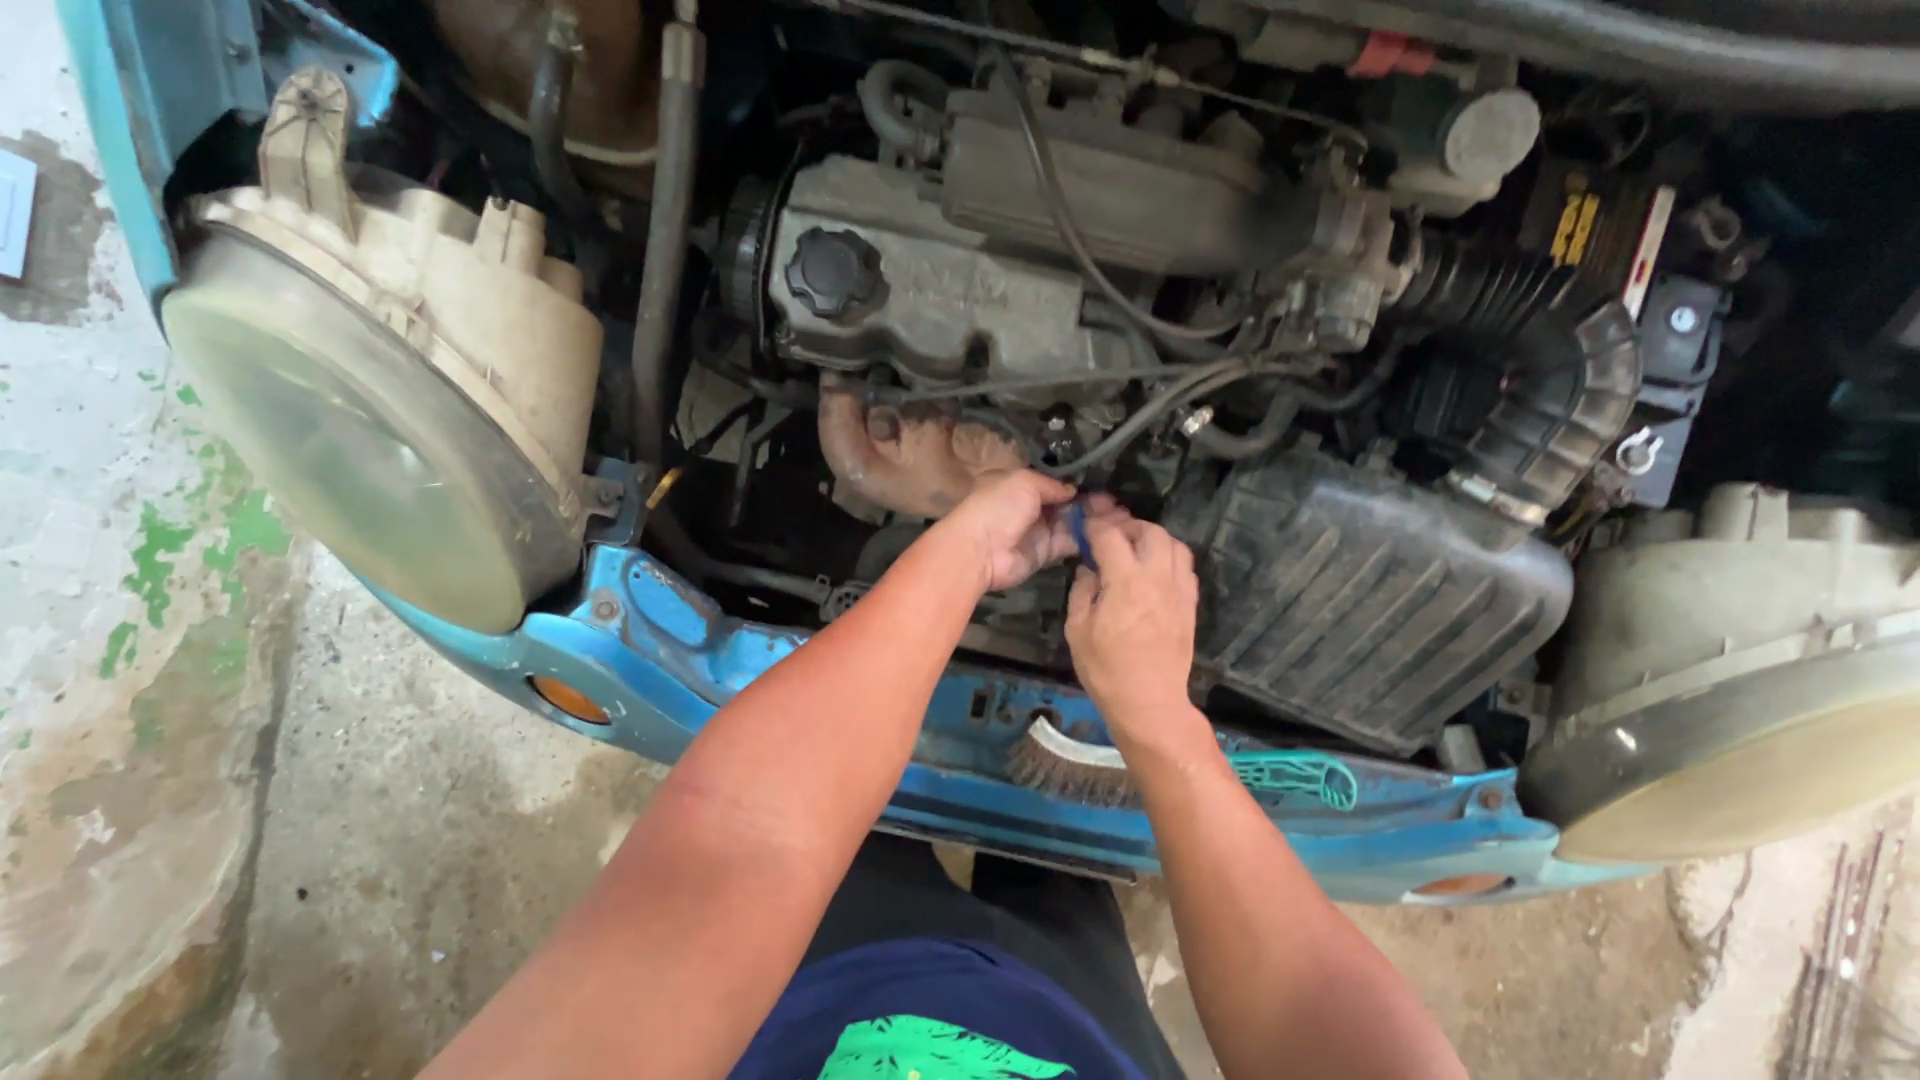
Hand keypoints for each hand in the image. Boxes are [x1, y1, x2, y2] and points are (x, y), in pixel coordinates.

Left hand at [934, 471, 1107, 592]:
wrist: (979, 550)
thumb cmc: (999, 507)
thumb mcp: (1024, 482)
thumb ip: (1052, 485)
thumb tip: (1072, 489)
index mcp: (1022, 484)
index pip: (1056, 482)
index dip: (1079, 484)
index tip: (1105, 485)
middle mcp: (1032, 506)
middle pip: (1067, 504)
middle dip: (1092, 503)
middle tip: (1120, 504)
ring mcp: (1038, 530)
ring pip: (1072, 524)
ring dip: (1095, 521)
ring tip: (1123, 518)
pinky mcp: (1044, 553)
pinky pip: (1068, 543)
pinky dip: (1087, 539)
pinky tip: (1110, 535)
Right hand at [1065, 517, 1203, 746]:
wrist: (1149, 702)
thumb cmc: (1106, 669)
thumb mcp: (1077, 630)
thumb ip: (1082, 591)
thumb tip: (1089, 569)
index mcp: (1126, 581)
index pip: (1110, 536)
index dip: (1095, 526)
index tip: (1085, 528)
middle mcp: (1157, 578)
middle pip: (1150, 531)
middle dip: (1128, 527)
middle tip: (1111, 537)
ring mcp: (1179, 591)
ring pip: (1174, 544)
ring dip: (1153, 539)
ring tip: (1135, 550)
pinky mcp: (1190, 605)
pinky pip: (1185, 568)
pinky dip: (1169, 559)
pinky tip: (1154, 572)